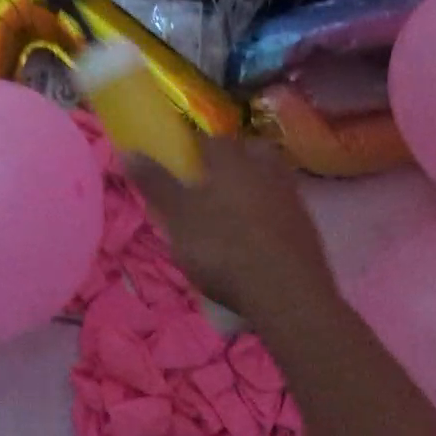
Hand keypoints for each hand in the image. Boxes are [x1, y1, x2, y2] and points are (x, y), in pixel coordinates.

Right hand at [127, 137, 337, 316]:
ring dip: (253, 186)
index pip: (207, 139)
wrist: (287, 296)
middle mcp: (263, 166)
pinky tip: (257, 237)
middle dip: (231, 161)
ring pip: (268, 176)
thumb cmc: (223, 248)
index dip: (192, 149)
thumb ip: (155, 183)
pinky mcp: (307, 226)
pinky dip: (269, 214)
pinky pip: (282, 207)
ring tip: (233, 213)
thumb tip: (128, 150)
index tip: (181, 165)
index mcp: (230, 157)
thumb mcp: (178, 217)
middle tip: (211, 185)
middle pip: (246, 151)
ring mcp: (290, 195)